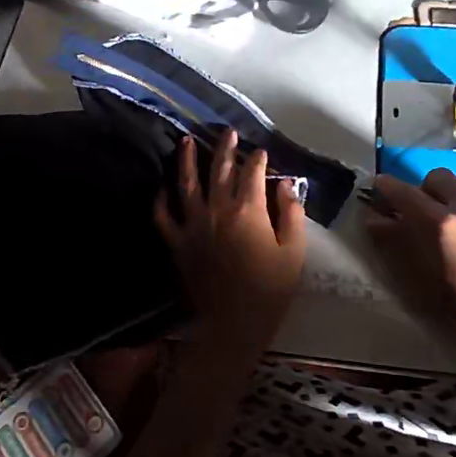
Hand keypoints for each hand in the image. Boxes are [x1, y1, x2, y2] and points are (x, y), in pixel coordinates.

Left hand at [155, 129, 307, 340]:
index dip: (258, 160)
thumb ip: (291, 213)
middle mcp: (216, 210)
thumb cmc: (271, 288)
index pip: (252, 173)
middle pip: (219, 170)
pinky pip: (163, 216)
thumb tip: (285, 185)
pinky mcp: (177, 244)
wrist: (234, 324)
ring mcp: (192, 226)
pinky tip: (163, 188)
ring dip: (186, 160)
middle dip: (225, 148)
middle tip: (228, 132)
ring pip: (186, 185)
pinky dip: (161, 200)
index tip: (263, 152)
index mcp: (247, 211)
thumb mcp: (294, 251)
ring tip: (186, 141)